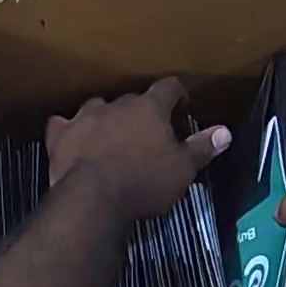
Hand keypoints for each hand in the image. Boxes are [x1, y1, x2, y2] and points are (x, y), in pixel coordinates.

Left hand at [46, 77, 231, 220]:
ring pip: (97, 107)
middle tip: (147, 134)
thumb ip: (201, 148)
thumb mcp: (182, 170)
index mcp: (149, 108)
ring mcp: (84, 118)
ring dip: (105, 118)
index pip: (168, 87)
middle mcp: (116, 105)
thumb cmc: (144, 184)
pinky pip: (61, 124)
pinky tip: (70, 137)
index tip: (181, 106)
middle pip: (132, 99)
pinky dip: (68, 130)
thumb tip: (226, 131)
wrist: (94, 199)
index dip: (177, 95)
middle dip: (140, 113)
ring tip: (110, 136)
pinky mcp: (60, 136)